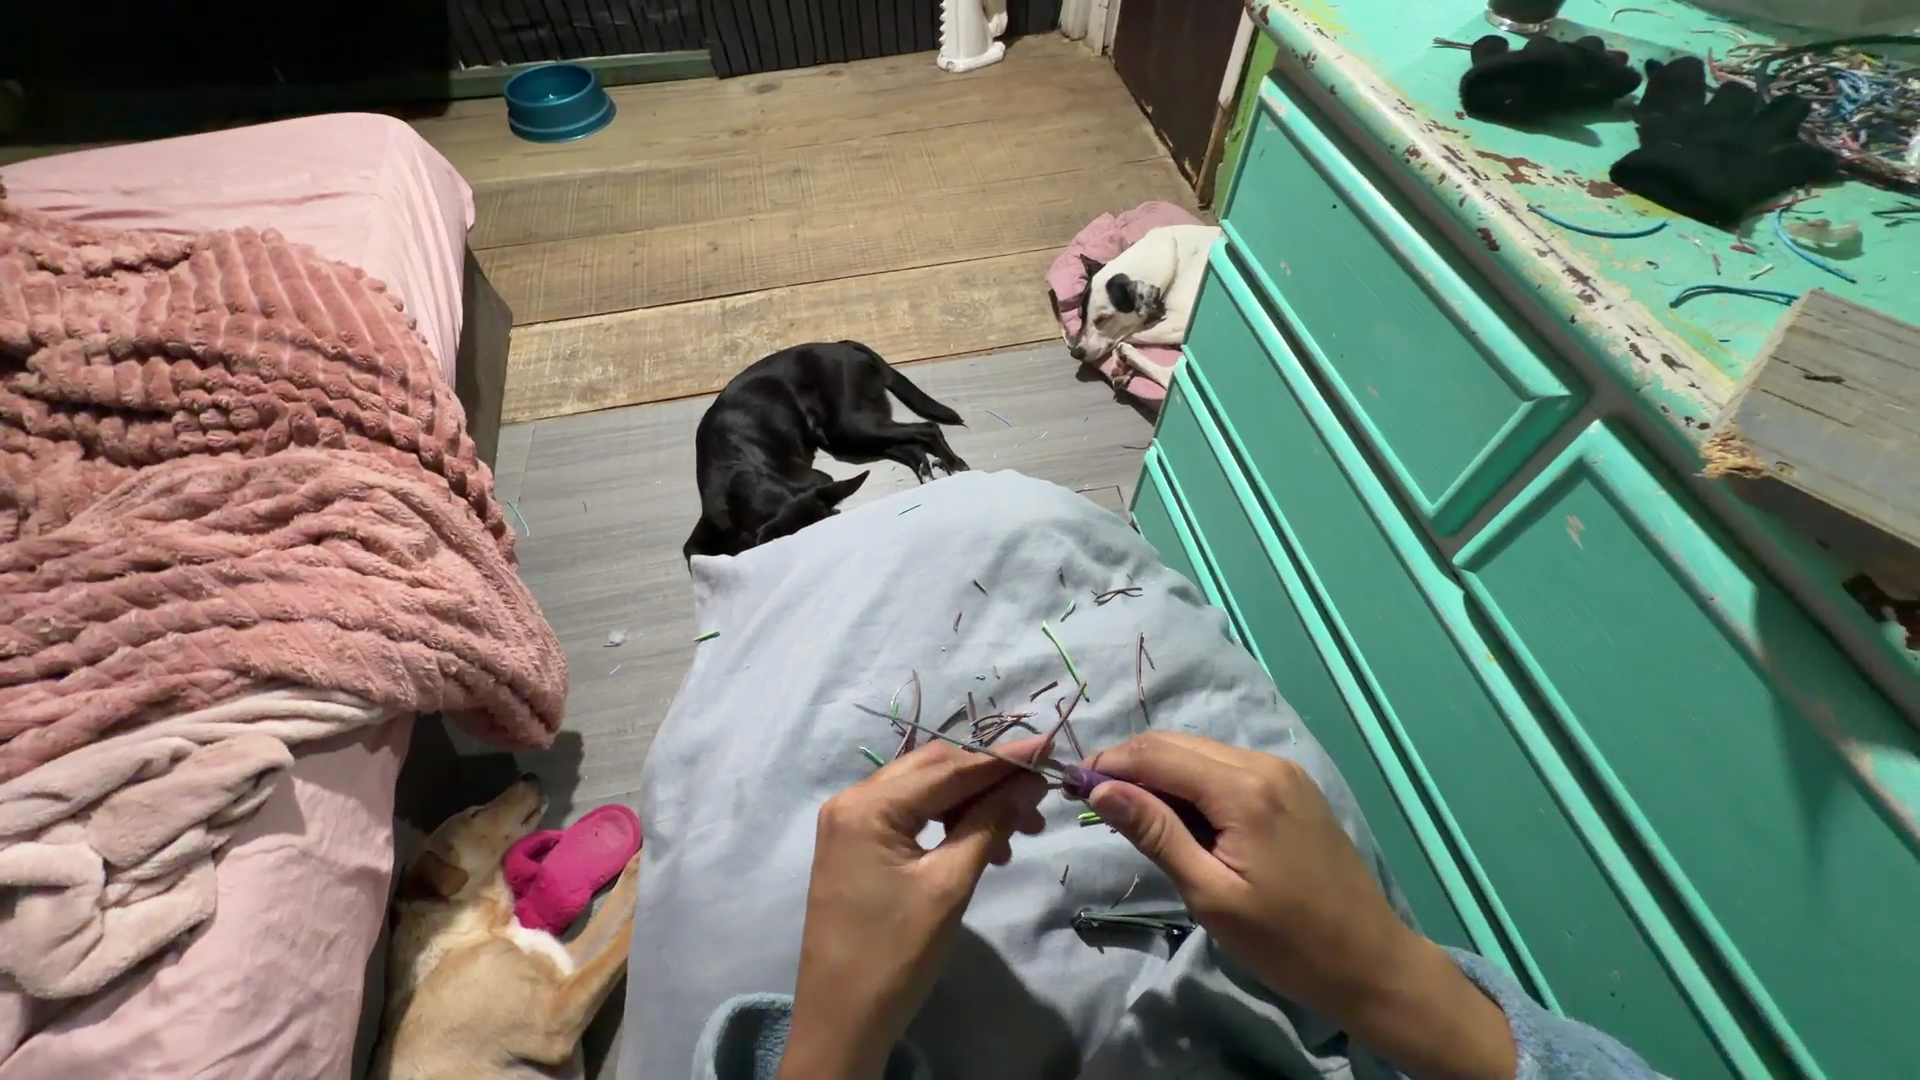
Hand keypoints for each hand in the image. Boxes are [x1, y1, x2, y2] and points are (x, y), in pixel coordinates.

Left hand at [778, 737, 1048, 1079]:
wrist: (841, 1024)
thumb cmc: (896, 956)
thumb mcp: (949, 885)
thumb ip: (989, 822)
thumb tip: (1030, 782)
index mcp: (868, 805)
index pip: (948, 767)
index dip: (1002, 758)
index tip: (1047, 746)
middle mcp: (853, 799)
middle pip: (934, 771)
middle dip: (989, 780)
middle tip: (1038, 798)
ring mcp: (851, 820)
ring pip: (925, 791)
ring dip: (972, 803)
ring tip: (1018, 831)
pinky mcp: (857, 842)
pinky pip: (910, 814)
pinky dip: (948, 822)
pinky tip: (983, 843)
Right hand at [1086, 733, 1515, 1079]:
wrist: (1374, 964)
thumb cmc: (1288, 942)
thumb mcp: (1211, 895)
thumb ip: (1155, 833)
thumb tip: (1100, 790)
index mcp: (1243, 790)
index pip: (1157, 754)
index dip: (1110, 764)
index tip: (1073, 786)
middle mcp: (1262, 763)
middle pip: (1175, 743)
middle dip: (1129, 763)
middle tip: (1095, 799)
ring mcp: (1280, 770)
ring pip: (1198, 749)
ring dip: (1158, 770)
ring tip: (1131, 809)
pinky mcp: (1289, 783)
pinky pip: (1223, 764)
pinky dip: (1190, 778)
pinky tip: (1178, 811)